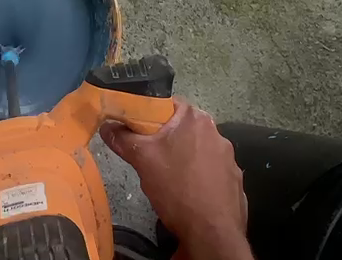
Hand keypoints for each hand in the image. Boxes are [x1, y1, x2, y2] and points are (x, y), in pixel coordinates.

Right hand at [101, 100, 250, 259]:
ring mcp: (230, 159)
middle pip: (184, 128)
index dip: (152, 115)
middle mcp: (217, 133)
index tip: (141, 130)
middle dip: (168, 140)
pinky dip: (201, 179)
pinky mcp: (236, 183)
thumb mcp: (142, 160)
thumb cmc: (176, 188)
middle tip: (152, 156)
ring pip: (199, 151)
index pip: (169, 105)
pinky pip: (213, 173)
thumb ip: (122, 139)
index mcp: (196, 119)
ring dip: (185, 159)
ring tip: (170, 179)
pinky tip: (190, 195)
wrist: (212, 236)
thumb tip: (106, 126)